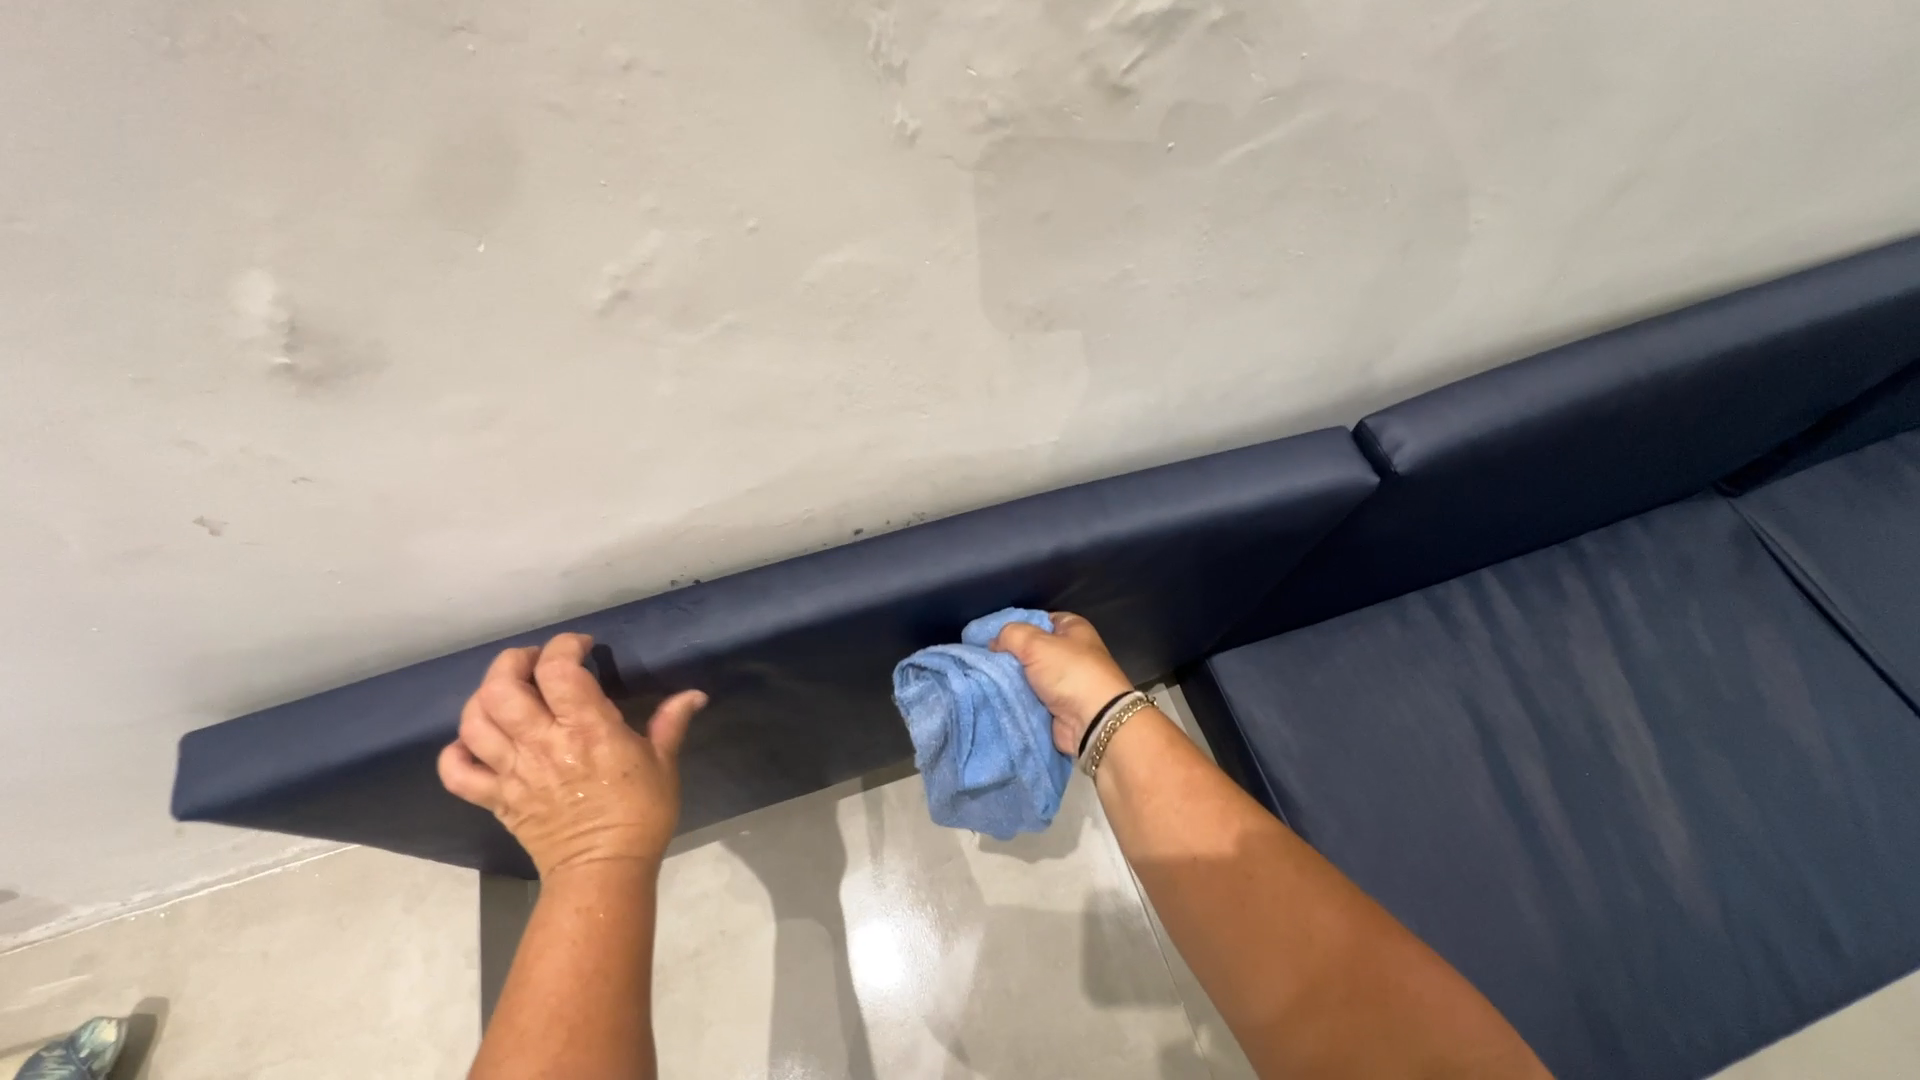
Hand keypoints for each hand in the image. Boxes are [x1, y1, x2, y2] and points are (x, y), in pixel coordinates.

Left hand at [437, 632, 707, 877]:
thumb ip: (671, 721)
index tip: (582, 646)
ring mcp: (513, 772)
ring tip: (507, 693)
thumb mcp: (664, 762)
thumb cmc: (641, 813)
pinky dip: (456, 751)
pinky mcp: (496, 799)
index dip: (564, 646)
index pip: (558, 670)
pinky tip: (473, 742)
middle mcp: (542, 743)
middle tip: (535, 662)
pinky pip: (457, 772)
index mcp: (587, 729)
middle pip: (502, 687)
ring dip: (484, 697)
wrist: (605, 870)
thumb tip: (694, 694)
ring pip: (474, 721)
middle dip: (514, 662)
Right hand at [992, 612, 1134, 754]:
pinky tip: (996, 695)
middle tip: (985, 658)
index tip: (993, 635)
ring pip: (1028, 674)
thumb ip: (1010, 635)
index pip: (1039, 619)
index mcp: (1073, 629)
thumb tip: (995, 643)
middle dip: (1010, 654)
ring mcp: (1064, 680)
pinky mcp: (1057, 705)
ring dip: (1011, 678)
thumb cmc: (1070, 672)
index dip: (1017, 625)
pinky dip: (1017, 698)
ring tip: (984, 677)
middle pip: (1031, 648)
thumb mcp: (1035, 643)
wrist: (1093, 721)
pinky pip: (1030, 696)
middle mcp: (1070, 652)